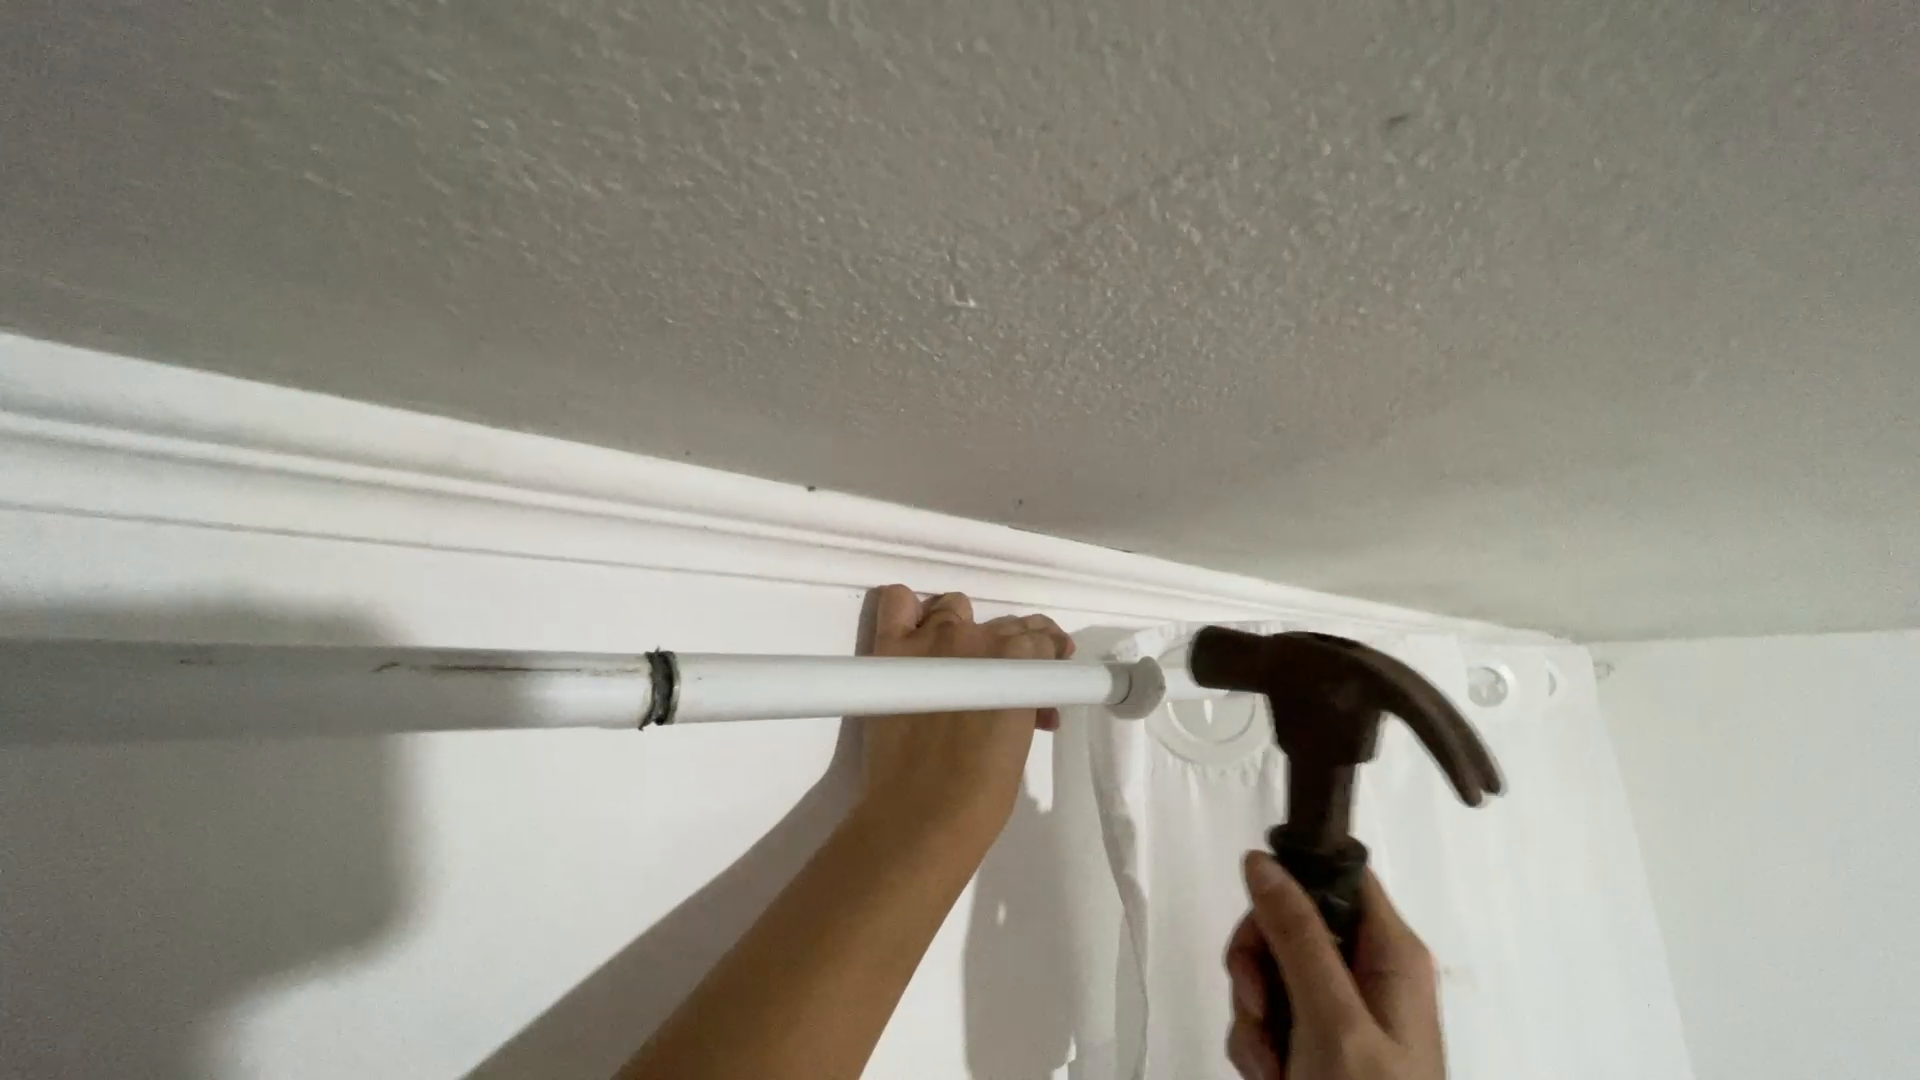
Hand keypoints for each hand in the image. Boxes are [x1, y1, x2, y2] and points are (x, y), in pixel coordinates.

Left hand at [856, 585, 1073, 847]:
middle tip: (1008, 678)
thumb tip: (1029, 699)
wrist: (924, 814)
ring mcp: (929, 639)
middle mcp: (975, 638)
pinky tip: (915, 633)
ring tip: (960, 658)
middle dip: (1013, 646)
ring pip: (953, 606)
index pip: (1039, 636)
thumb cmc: (983, 790)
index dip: (1048, 651)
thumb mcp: (1021, 737)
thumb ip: (1026, 703)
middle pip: (1003, 624)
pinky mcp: (890, 649)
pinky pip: (897, 601)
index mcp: (1017, 661)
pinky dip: (908, 610)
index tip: (1048, 666)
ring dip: (962, 626)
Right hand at [1224, 854, 1444, 1079]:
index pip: (1339, 872)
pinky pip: (1269, 1013)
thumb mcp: (1331, 1020)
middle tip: (1253, 1001)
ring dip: (1252, 1012)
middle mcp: (1367, 971)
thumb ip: (1297, 935)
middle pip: (1291, 921)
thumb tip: (1261, 858)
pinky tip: (1267, 1076)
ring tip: (1266, 1063)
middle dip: (1258, 961)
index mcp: (1390, 953)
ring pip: (1271, 968)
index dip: (1292, 877)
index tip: (1255, 907)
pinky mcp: (1318, 1043)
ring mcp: (1341, 1009)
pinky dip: (1257, 1042)